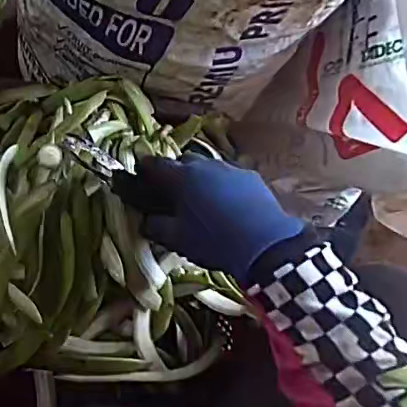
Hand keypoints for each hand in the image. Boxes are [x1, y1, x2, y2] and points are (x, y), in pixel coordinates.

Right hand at [117, 154, 309, 282]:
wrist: (267, 245)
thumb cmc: (214, 241)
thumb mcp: (177, 239)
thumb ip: (155, 227)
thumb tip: (145, 221)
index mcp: (181, 178)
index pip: (155, 165)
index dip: (144, 168)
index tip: (139, 174)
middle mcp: (204, 166)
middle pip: (183, 161)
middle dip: (175, 172)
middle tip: (173, 191)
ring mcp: (231, 169)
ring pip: (208, 166)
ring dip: (200, 177)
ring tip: (201, 197)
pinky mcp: (252, 177)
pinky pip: (229, 175)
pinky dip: (222, 184)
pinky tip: (226, 203)